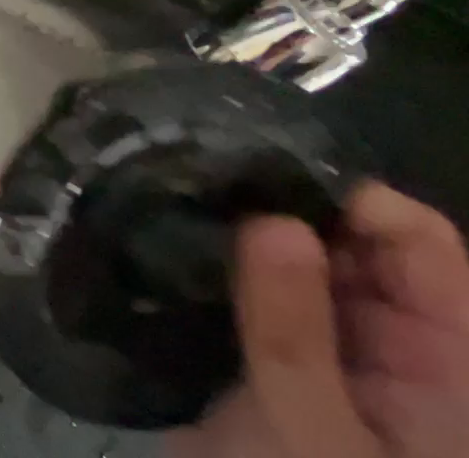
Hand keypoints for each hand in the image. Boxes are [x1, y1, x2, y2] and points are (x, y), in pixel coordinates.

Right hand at [169, 183, 468, 457]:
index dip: (361, 204)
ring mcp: (328, 355)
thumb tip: (273, 218)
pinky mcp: (268, 361)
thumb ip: (294, 326)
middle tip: (201, 169)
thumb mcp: (308, 431)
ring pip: (297, 265)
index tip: (265, 172)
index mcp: (451, 367)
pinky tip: (162, 238)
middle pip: (357, 248)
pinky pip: (251, 294)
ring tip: (172, 190)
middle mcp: (400, 349)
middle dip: (290, 206)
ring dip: (242, 230)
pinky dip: (214, 262)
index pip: (427, 251)